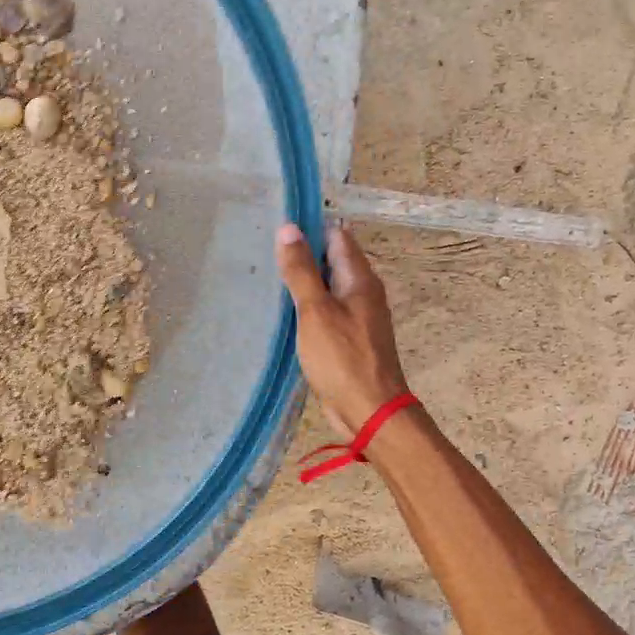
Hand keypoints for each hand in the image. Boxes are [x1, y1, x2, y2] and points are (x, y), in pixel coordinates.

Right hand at [276, 223, 410, 435]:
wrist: (369, 410)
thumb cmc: (342, 359)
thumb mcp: (315, 311)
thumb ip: (301, 271)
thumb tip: (288, 228)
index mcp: (360, 279)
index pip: (337, 237)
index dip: (311, 226)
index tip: (279, 223)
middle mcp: (364, 293)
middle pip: (334, 261)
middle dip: (305, 253)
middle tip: (265, 250)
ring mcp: (359, 318)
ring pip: (330, 288)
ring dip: (305, 283)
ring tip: (269, 278)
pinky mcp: (350, 340)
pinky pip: (328, 313)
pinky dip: (309, 308)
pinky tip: (287, 315)